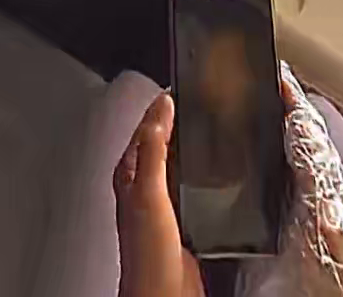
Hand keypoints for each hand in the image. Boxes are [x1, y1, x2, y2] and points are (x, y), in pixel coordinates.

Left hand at [114, 93, 203, 296]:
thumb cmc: (147, 255)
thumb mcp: (149, 191)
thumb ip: (153, 148)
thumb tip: (161, 106)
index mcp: (130, 172)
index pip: (145, 126)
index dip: (160, 106)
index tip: (179, 87)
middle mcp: (143, 184)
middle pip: (160, 142)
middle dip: (175, 122)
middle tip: (196, 102)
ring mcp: (162, 202)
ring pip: (176, 162)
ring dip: (188, 145)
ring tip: (205, 126)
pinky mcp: (181, 219)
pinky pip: (190, 184)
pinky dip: (199, 171)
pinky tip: (213, 168)